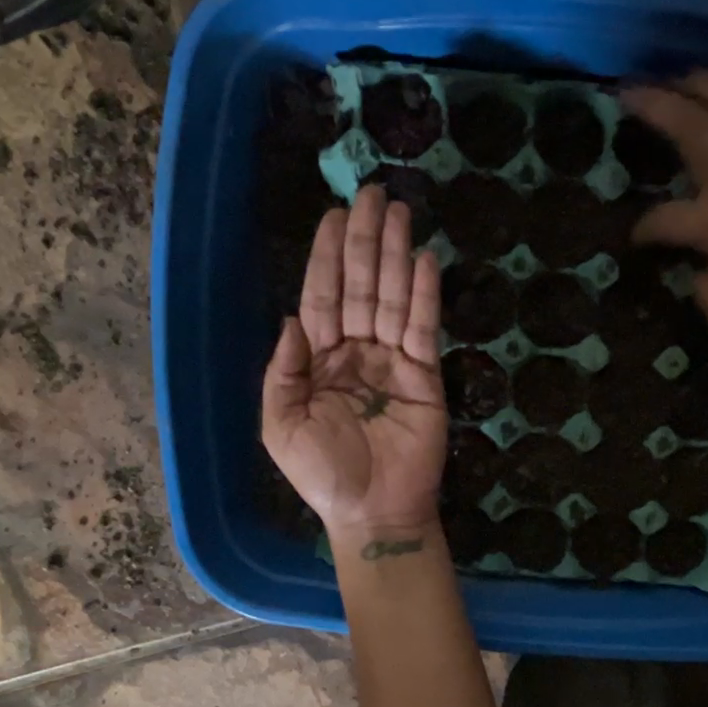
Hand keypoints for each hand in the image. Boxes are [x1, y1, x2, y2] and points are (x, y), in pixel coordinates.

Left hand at [262, 187, 445, 542]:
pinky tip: (424, 261)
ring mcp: (392, 362)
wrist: (372, 512)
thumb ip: (282, 370)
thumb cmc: (322, 474)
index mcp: (319, 360)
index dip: (327, 257)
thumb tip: (292, 319)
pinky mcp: (426, 376)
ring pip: (392, 298)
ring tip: (399, 212)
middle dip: (363, 241)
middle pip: (360, 286)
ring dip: (395, 255)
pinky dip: (424, 296)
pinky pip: (423, 329)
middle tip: (371, 194)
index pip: (322, 296)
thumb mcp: (281, 425)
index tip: (333, 216)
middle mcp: (356, 351)